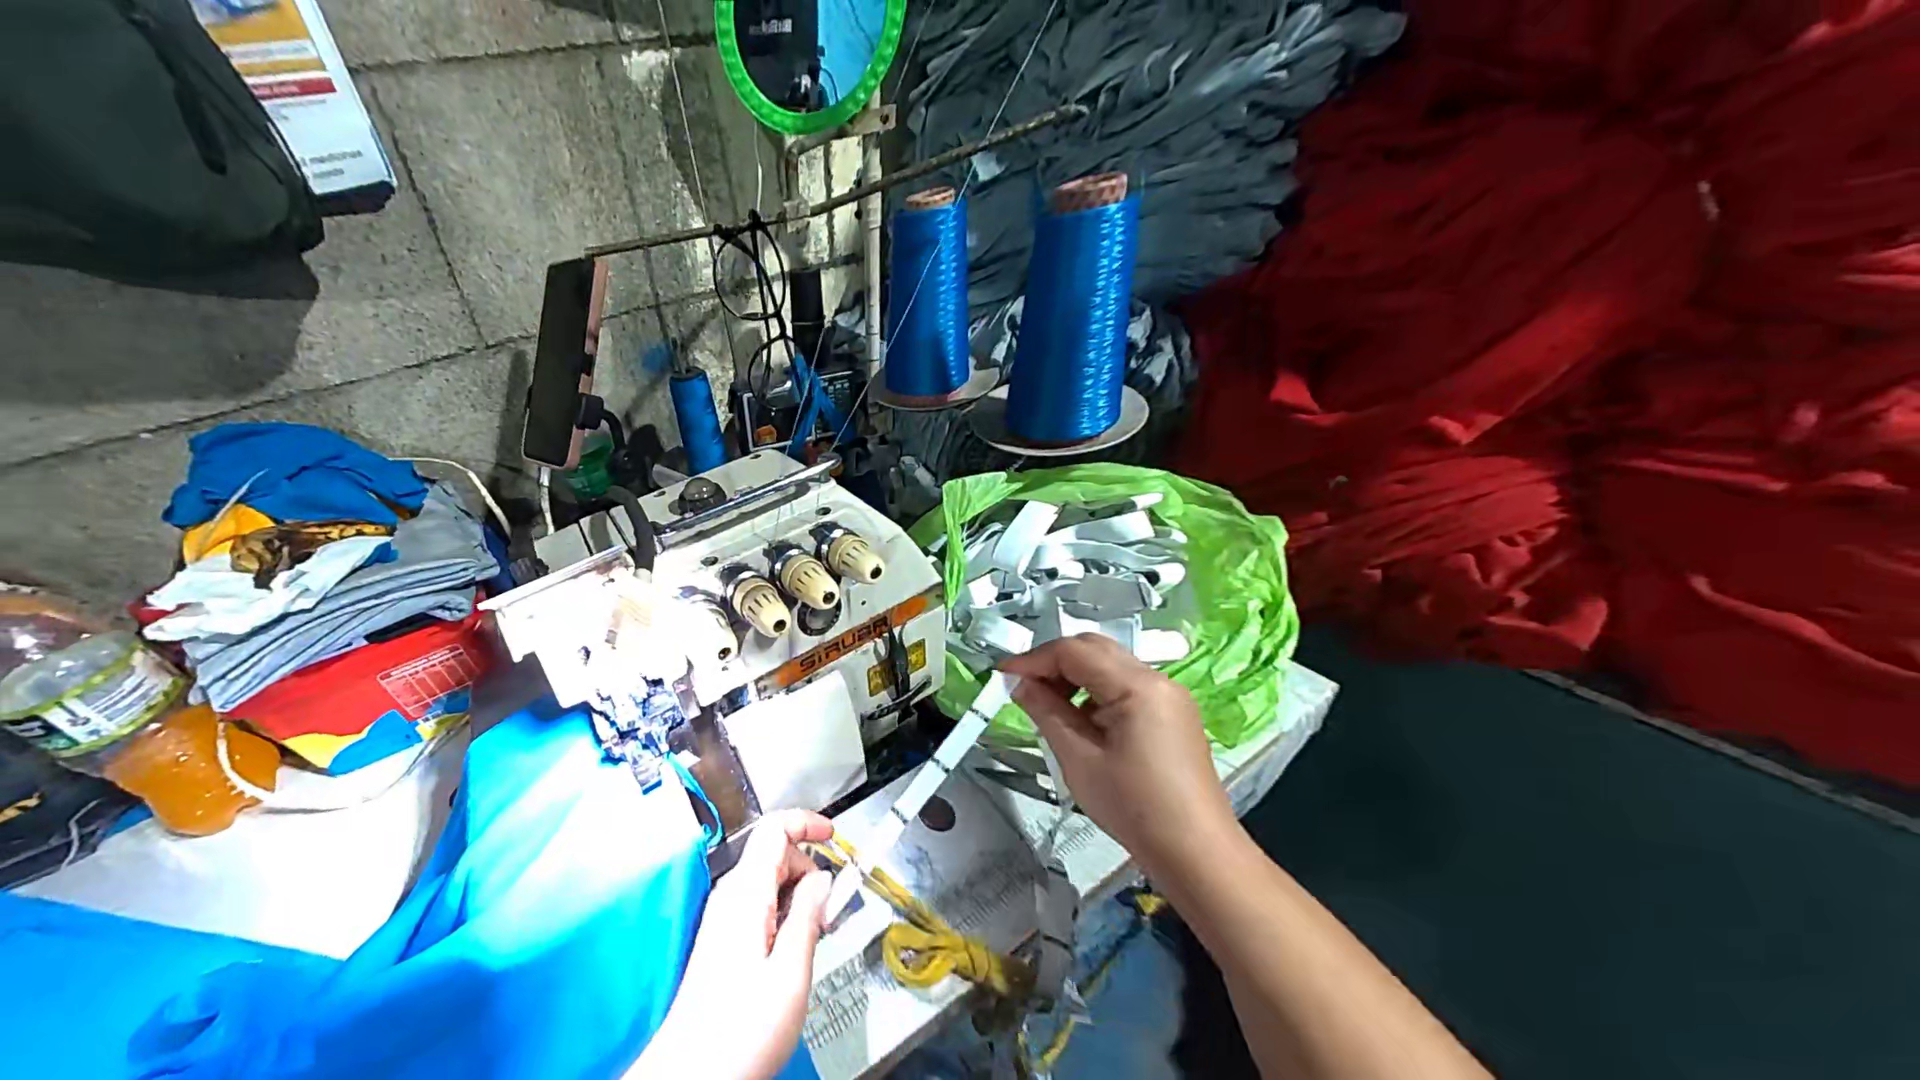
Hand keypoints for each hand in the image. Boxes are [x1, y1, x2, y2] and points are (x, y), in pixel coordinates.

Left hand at [632, 810, 833, 1079]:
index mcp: (745, 896)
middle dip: (811, 868)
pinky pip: (762, 905)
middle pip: (776, 854)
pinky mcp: (724, 940)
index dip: (807, 823)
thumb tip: (823, 879)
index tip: (834, 834)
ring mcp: (724, 919)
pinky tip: (797, 946)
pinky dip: (786, 912)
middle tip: (833, 905)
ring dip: (801, 893)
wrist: (690, 1079)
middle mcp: (730, 900)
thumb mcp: (791, 972)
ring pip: (771, 881)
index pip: (773, 830)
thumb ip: (809, 915)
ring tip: (817, 932)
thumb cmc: (737, 1035)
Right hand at [1000, 635, 1238, 880]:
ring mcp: (1170, 694)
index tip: (1002, 676)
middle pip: (1095, 649)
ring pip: (1111, 665)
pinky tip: (1082, 720)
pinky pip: (1128, 685)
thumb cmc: (1133, 807)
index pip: (1075, 652)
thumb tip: (1019, 684)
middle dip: (1055, 662)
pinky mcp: (1174, 712)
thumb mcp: (1079, 759)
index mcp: (1137, 685)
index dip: (1034, 660)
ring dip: (1076, 676)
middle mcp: (1157, 679)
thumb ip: (1046, 712)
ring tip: (1049, 706)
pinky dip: (1098, 692)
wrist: (1195, 851)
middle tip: (1024, 687)